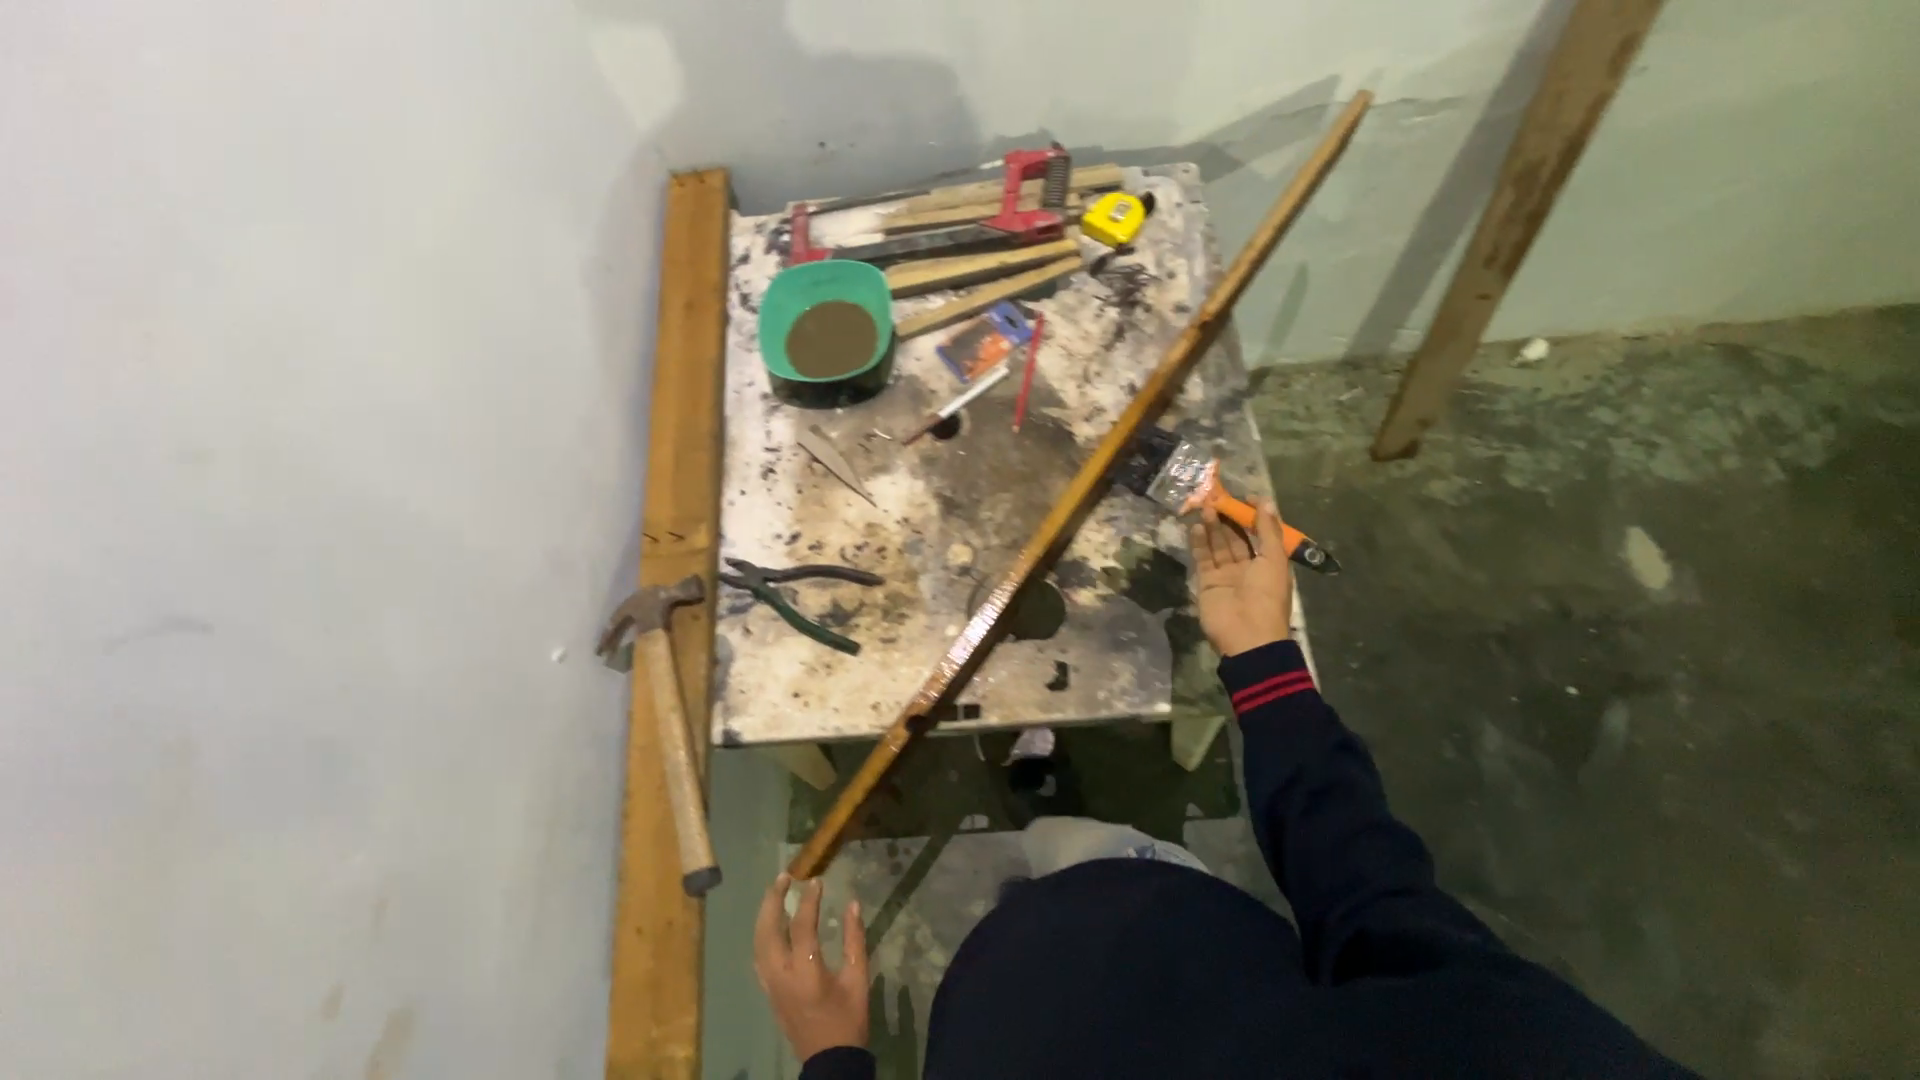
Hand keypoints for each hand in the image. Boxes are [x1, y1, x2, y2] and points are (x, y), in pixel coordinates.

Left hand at [754, 874, 868, 1062]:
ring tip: (775, 893)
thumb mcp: (858, 978)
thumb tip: (852, 904)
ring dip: (764, 915)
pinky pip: (759, 957)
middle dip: (773, 900)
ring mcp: (771, 985)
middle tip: (784, 877)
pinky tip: (771, 924)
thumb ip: (854, 939)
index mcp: (807, 972)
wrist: (829, 1061)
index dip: (808, 900)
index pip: (802, 926)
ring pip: (758, 943)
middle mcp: (782, 976)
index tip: (816, 880)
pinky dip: (763, 935)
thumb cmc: (848, 1019)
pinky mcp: (769, 992)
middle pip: (768, 931)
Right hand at [1189, 499, 1292, 656]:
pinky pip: (1203, 559)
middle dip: (1229, 519)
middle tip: (1217, 498)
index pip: (1260, 534)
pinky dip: (1200, 543)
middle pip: (1236, 538)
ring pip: (1218, 546)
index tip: (1246, 497)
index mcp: (1269, 563)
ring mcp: (1226, 575)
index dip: (1254, 515)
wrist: (1247, 635)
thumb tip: (1266, 501)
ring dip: (1213, 527)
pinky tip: (1197, 527)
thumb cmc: (1267, 596)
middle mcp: (1247, 567)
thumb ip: (1268, 530)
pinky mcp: (1207, 583)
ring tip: (1206, 508)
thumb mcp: (1274, 560)